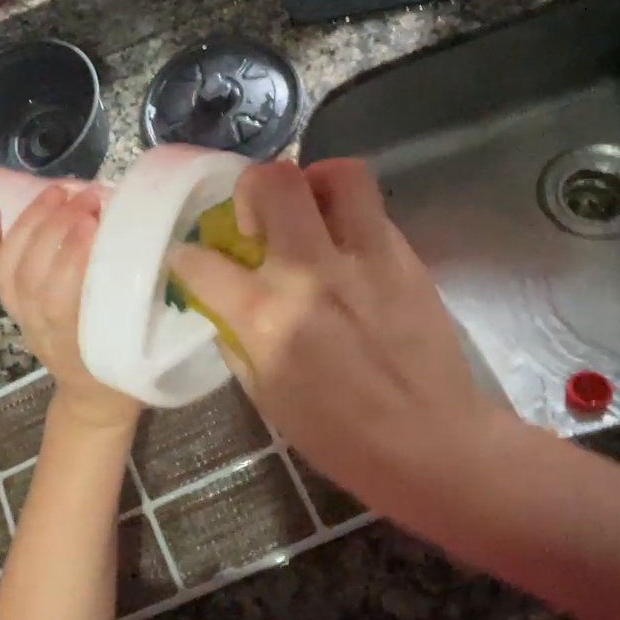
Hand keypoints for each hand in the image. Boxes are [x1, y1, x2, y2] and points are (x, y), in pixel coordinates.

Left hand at [0, 184, 141, 428]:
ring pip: (11, 266)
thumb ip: (146, 307)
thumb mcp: (144, 346)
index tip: (95, 221)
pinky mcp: (12, 306)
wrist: (92, 398)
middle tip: (87, 197)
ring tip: (57, 192)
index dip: (70, 257)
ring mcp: (21, 316)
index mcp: (75, 342)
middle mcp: (40, 327)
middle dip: (55, 227)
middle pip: (32, 273)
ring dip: (30, 223)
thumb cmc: (125, 370)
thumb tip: (168, 250)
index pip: (59, 298)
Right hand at [167, 159, 513, 493]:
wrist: (434, 445)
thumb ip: (236, 336)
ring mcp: (365, 259)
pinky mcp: (406, 258)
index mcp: (267, 317)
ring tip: (308, 212)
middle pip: (274, 182)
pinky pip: (372, 210)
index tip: (191, 260)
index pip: (202, 260)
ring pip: (337, 174)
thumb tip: (222, 299)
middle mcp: (312, 272)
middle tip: (257, 221)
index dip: (185, 256)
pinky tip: (346, 248)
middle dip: (250, 189)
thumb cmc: (339, 435)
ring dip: (312, 183)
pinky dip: (349, 216)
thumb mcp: (264, 395)